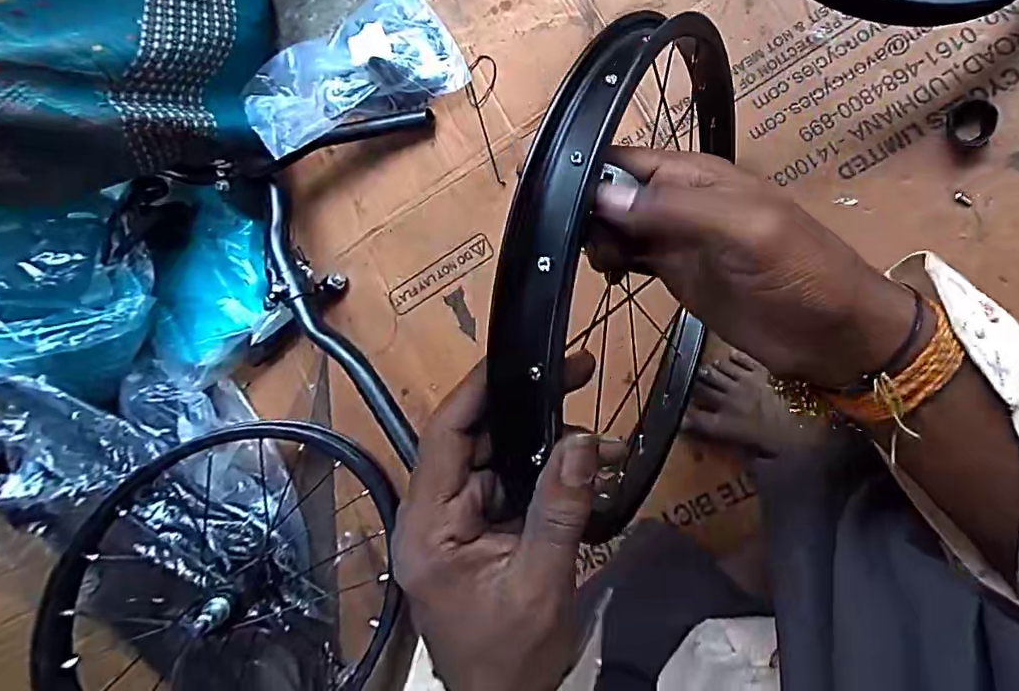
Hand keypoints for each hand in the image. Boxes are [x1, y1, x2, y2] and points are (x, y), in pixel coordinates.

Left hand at [394, 359, 603, 690]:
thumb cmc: (511, 661)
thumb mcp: (540, 585)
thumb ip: (560, 509)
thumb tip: (583, 440)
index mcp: (427, 525)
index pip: (444, 435)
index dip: (477, 390)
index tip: (516, 358)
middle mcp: (433, 512)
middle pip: (475, 436)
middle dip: (526, 406)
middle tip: (574, 374)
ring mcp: (457, 518)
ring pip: (498, 454)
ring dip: (544, 437)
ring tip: (590, 422)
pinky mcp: (480, 526)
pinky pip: (512, 479)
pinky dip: (547, 467)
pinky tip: (584, 459)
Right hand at [590, 147, 917, 385]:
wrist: (836, 336)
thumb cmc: (801, 271)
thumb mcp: (744, 229)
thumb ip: (674, 207)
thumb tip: (602, 195)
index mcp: (693, 175)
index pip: (626, 159)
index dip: (587, 168)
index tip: (547, 188)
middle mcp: (676, 199)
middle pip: (612, 190)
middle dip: (585, 207)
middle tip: (578, 240)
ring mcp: (674, 237)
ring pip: (615, 223)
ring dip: (595, 236)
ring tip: (603, 261)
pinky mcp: (674, 271)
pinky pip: (628, 255)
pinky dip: (610, 259)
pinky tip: (609, 272)